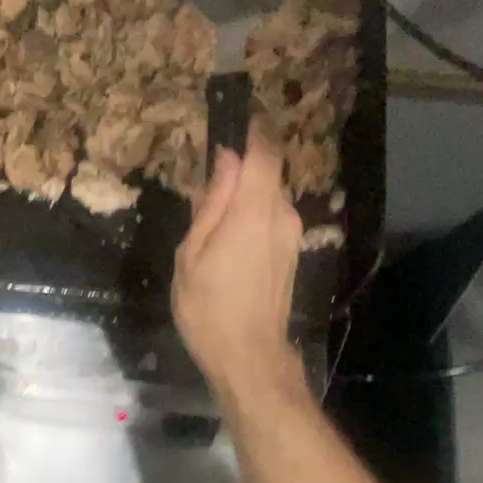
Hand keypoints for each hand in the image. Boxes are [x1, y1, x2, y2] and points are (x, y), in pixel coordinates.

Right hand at [172, 133, 305, 404]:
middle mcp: (281, 215)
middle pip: (265, 174)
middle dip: (239, 172)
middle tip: (204, 192)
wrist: (248, 355)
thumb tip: (224, 162)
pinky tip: (227, 246)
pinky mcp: (290, 253)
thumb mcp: (192, 255)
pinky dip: (250, 219)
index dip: (249, 134)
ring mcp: (291, 235)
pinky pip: (270, 220)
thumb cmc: (208, 308)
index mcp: (254, 211)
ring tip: (210, 227)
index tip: (228, 127)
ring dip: (243, 200)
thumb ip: (211, 205)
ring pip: (268, 198)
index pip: (263, 153)